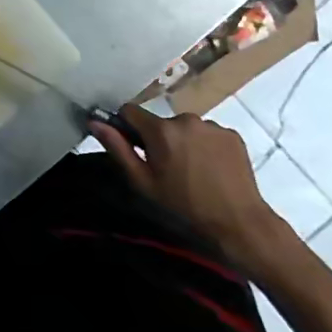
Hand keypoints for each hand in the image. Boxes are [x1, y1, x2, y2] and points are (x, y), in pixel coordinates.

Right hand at [90, 104, 287, 268]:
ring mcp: (213, 125)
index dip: (127, 127)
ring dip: (184, 144)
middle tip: (167, 171)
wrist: (236, 220)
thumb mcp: (144, 183)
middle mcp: (187, 118)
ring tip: (193, 174)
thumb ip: (118, 149)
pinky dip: (206, 148)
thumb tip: (95, 121)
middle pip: (162, 123)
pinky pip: (209, 135)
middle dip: (160, 141)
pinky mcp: (232, 134)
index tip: (134, 147)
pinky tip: (212, 171)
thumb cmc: (183, 206)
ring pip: (187, 129)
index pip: (131, 111)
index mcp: (162, 130)